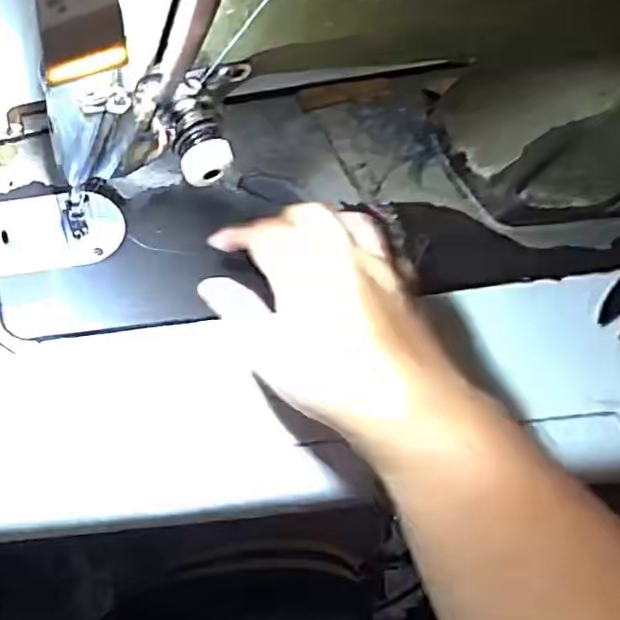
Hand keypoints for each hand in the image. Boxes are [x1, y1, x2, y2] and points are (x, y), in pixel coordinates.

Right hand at [198, 202, 501, 465]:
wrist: (407, 404)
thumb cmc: (329, 381)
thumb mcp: (266, 351)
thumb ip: (239, 309)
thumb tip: (213, 285)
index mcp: (303, 268)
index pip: (265, 233)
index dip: (237, 233)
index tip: (220, 242)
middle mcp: (343, 255)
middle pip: (309, 215)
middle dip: (278, 221)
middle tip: (257, 240)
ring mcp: (379, 265)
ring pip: (348, 219)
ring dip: (319, 221)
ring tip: (302, 239)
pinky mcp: (404, 282)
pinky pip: (378, 243)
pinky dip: (353, 240)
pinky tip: (348, 261)